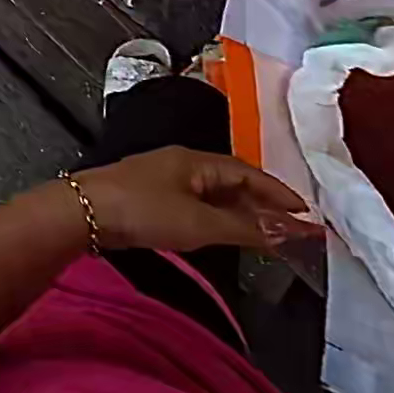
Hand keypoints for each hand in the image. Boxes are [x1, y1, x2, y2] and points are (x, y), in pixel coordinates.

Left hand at [73, 147, 318, 251]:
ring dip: (241, 210)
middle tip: (295, 226)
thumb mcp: (199, 223)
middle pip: (229, 178)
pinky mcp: (151, 195)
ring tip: (270, 233)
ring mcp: (163, 178)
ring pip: (212, 191)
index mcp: (192, 159)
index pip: (245, 170)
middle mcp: (179, 163)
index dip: (276, 191)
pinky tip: (226, 231)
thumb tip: (291, 228)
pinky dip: (219, 215)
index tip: (307, 211)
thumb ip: (244, 226)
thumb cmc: (143, 210)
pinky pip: (196, 202)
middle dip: (262, 201)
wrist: (86, 211)